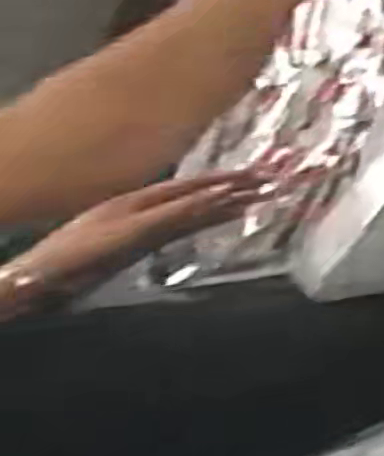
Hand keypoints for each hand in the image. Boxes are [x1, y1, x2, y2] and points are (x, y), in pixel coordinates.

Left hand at [3, 172, 264, 309]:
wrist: (42, 283)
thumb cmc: (86, 251)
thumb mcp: (136, 229)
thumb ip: (182, 210)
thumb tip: (227, 191)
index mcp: (140, 198)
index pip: (193, 183)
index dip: (228, 177)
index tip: (261, 172)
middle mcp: (146, 208)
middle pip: (197, 194)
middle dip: (234, 188)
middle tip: (269, 183)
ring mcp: (146, 225)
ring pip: (197, 210)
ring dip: (229, 203)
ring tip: (261, 198)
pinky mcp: (147, 242)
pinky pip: (189, 226)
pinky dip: (213, 219)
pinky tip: (233, 217)